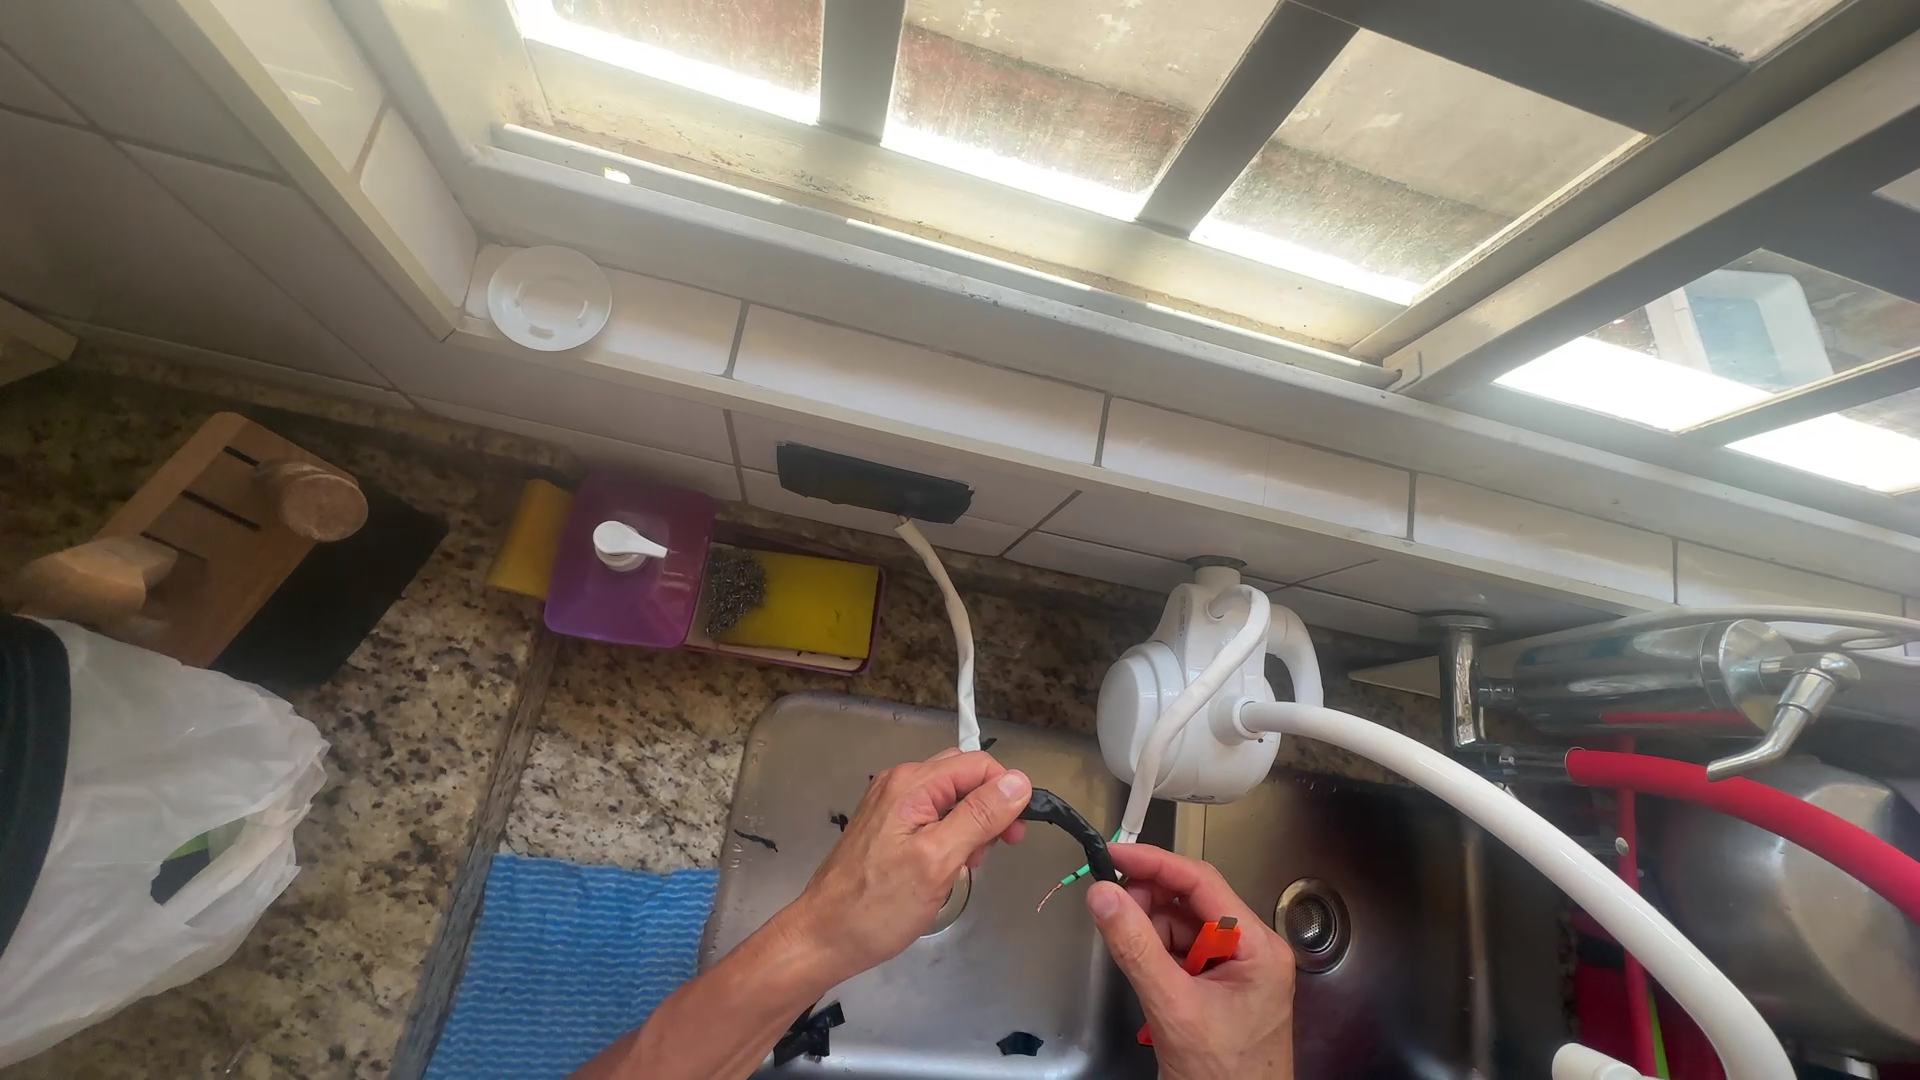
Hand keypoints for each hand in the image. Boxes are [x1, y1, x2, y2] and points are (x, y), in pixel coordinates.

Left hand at [783, 748, 1029, 981]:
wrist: (823, 937)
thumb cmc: (879, 905)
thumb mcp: (938, 861)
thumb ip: (979, 817)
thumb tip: (1019, 781)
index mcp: (912, 783)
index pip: (978, 765)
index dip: (1005, 794)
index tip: (1014, 835)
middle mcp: (900, 782)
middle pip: (964, 777)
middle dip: (988, 810)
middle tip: (990, 853)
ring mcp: (891, 802)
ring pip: (950, 797)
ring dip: (969, 826)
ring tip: (964, 866)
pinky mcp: (887, 824)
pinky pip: (931, 814)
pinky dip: (949, 835)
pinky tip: (945, 865)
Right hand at [1087, 844, 1294, 1079]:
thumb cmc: (1219, 1077)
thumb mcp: (1172, 1007)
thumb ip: (1135, 946)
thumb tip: (1100, 892)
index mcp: (1257, 945)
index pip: (1201, 881)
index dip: (1154, 862)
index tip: (1112, 854)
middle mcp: (1252, 948)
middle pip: (1191, 899)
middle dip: (1149, 899)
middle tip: (1111, 906)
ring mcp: (1237, 967)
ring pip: (1182, 922)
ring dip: (1149, 927)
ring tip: (1126, 949)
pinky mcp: (1220, 985)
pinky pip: (1182, 948)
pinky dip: (1155, 949)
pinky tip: (1142, 967)